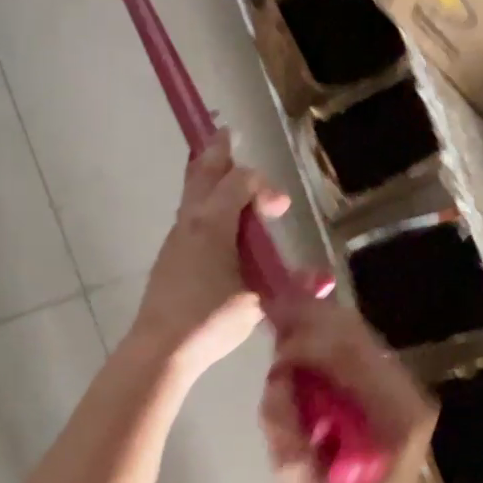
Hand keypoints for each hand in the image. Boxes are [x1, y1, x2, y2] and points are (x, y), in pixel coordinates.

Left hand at [129, 129, 292, 377]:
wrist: (160, 349)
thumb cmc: (209, 321)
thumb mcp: (256, 302)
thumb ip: (288, 285)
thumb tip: (321, 279)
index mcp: (212, 223)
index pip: (239, 182)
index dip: (264, 186)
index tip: (281, 208)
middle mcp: (189, 223)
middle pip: (203, 175)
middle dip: (217, 154)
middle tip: (224, 133)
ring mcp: (174, 242)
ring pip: (192, 198)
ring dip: (208, 183)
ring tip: (220, 173)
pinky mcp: (168, 262)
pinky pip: (189, 222)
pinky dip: (203, 211)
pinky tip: (214, 228)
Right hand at [260, 299, 437, 482]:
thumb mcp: (297, 480)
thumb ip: (283, 422)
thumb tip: (278, 376)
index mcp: (394, 413)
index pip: (348, 349)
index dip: (306, 332)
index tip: (270, 324)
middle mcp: (408, 400)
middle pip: (358, 340)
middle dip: (314, 324)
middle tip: (273, 311)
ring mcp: (404, 408)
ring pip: (360, 352)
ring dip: (321, 339)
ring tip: (282, 328)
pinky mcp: (393, 419)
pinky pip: (359, 374)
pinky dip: (329, 362)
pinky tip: (301, 359)